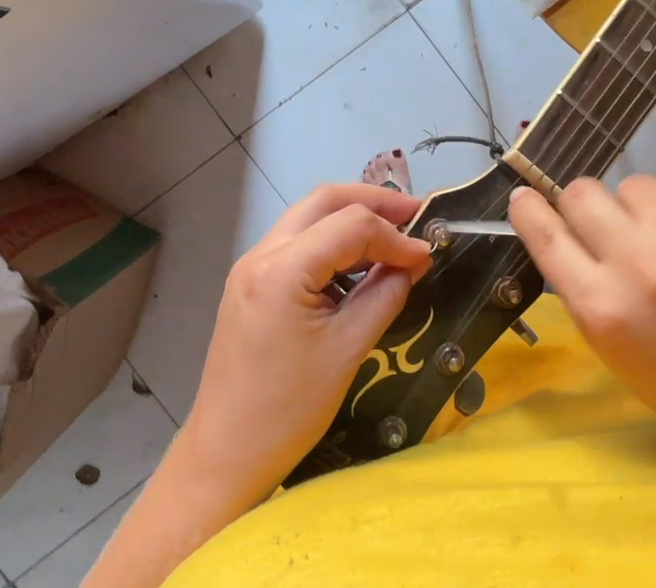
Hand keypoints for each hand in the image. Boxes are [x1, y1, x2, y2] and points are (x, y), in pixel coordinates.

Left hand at [176, 184, 431, 503]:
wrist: (227, 454)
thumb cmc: (289, 409)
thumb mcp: (349, 349)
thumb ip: (385, 294)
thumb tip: (414, 261)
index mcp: (282, 269)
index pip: (351, 224)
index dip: (395, 235)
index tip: (428, 256)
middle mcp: (261, 254)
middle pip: (324, 201)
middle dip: (373, 202)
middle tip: (416, 216)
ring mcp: (251, 268)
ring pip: (308, 217)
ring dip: (352, 220)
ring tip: (394, 238)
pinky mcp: (252, 285)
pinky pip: (297, 244)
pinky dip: (332, 243)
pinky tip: (360, 266)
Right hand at [507, 165, 655, 474]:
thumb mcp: (613, 349)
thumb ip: (581, 286)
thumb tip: (553, 222)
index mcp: (604, 309)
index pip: (546, 234)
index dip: (530, 209)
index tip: (524, 196)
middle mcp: (642, 266)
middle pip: (584, 193)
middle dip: (588, 207)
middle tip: (612, 230)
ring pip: (634, 182)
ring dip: (640, 207)